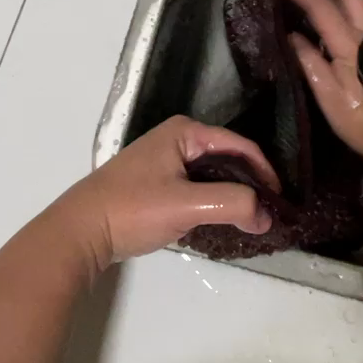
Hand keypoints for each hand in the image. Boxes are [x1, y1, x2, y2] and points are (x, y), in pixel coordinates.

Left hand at [48, 116, 278, 272]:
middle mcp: (177, 138)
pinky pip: (198, 186)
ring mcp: (166, 160)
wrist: (81, 231)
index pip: (240, 146)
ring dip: (233, 195)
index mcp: (185, 131)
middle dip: (250, 184)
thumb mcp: (188, 205)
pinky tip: (223, 221)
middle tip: (270, 213)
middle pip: (228, 158)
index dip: (265, 172)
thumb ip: (232, 204)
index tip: (281, 202)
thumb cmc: (133, 209)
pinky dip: (214, 201)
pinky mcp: (158, 182)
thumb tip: (266, 216)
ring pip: (213, 174)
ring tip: (252, 220)